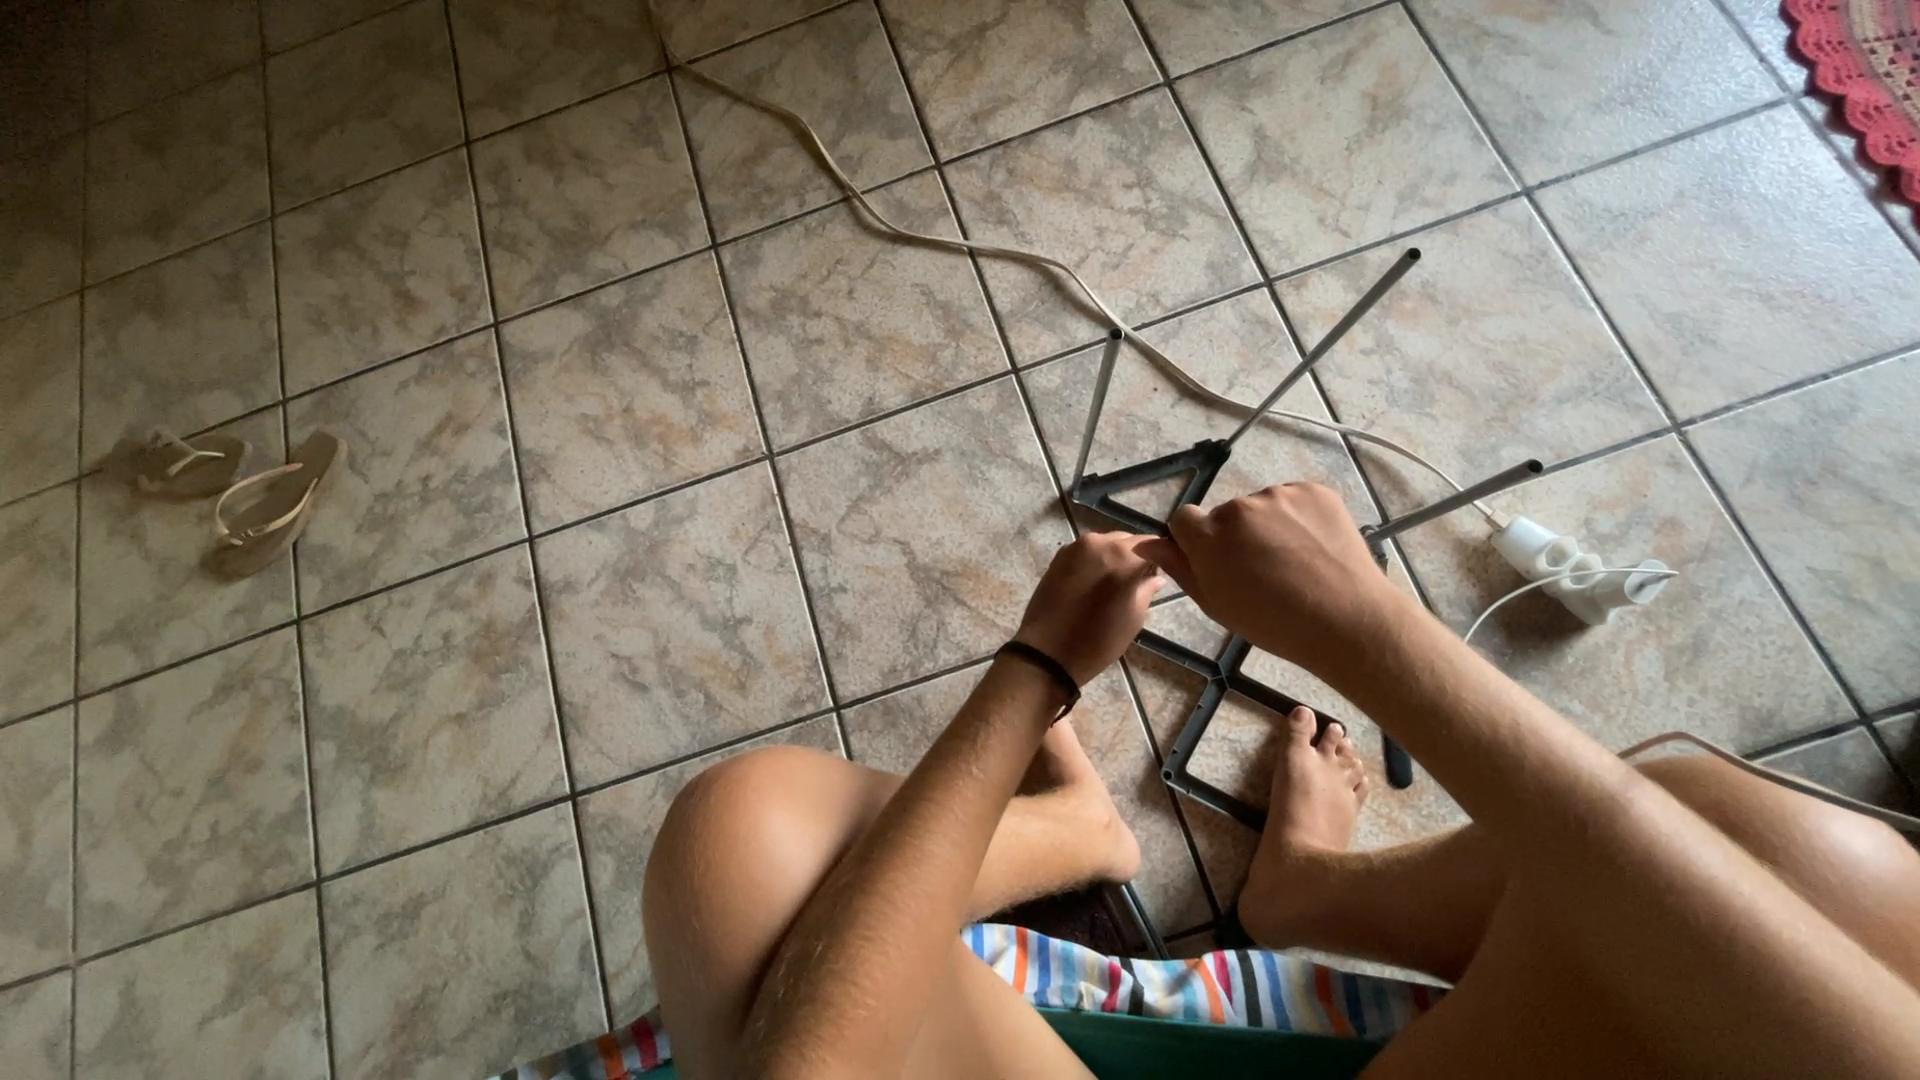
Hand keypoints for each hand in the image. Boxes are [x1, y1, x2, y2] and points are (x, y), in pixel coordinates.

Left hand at [1013, 532, 1162, 685]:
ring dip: (1115, 556)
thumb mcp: (1133, 618)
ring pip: (1106, 543)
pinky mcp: (1059, 556)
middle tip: (1140, 578)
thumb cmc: (1098, 640)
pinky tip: (1096, 581)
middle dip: (1137, 554)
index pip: (1154, 544)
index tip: (1166, 569)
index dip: (1163, 555)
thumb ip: (1146, 590)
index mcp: (1123, 556)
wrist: (1047, 653)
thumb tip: (1156, 577)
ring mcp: (1075, 547)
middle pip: (1128, 540)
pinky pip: (1087, 551)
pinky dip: (1096, 560)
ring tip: (1117, 581)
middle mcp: (1099, 542)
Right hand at [1136, 484, 1409, 673]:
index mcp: (1209, 537)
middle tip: (1261, 571)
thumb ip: (1178, 568)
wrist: (1347, 620)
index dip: (1197, 542)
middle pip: (1224, 515)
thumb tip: (1144, 543)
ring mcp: (1279, 495)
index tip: (1218, 564)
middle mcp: (1239, 508)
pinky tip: (1312, 547)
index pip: (1183, 519)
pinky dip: (1298, 518)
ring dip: (1267, 526)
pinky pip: (1293, 500)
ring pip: (1260, 507)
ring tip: (1293, 561)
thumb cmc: (1273, 623)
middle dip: (1235, 536)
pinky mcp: (1313, 490)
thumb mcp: (1214, 604)